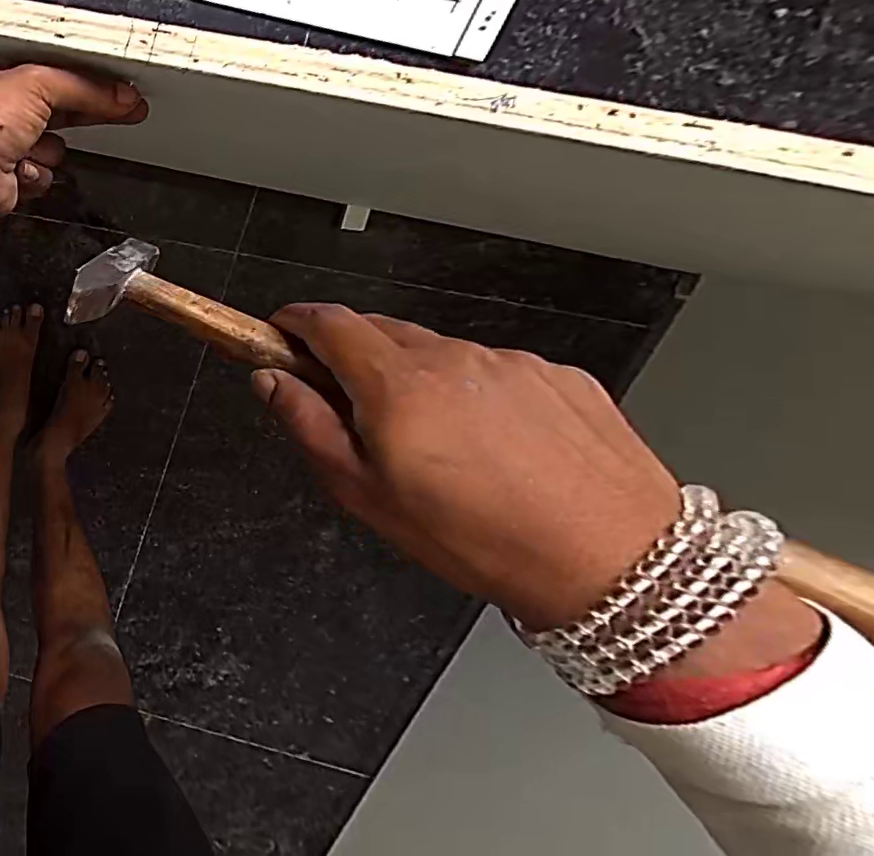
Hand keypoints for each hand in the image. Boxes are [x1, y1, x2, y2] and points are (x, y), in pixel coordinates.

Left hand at [0, 64, 147, 249]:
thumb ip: (85, 87)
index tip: (124, 87)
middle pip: (65, 109)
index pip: (63, 74)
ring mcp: (9, 145)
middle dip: (89, 113)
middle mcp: (7, 112)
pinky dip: (38, 173)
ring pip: (56, 148)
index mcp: (8, 79)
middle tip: (125, 110)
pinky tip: (21, 169)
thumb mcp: (39, 84)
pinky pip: (45, 173)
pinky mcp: (13, 175)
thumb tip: (118, 94)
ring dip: (49, 151)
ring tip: (30, 148)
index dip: (95, 80)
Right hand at [253, 304, 819, 676]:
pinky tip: (487, 441)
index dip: (294, 321)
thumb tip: (269, 380)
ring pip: (434, 350)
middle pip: (377, 329)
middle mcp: (453, 357)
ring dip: (409, 374)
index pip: (328, 322)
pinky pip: (491, 367)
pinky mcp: (560, 377)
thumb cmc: (478, 537)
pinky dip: (468, 388)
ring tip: (428, 438)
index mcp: (396, 383)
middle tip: (346, 401)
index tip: (281, 332)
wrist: (622, 570)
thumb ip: (305, 422)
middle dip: (348, 352)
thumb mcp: (361, 490)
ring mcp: (512, 363)